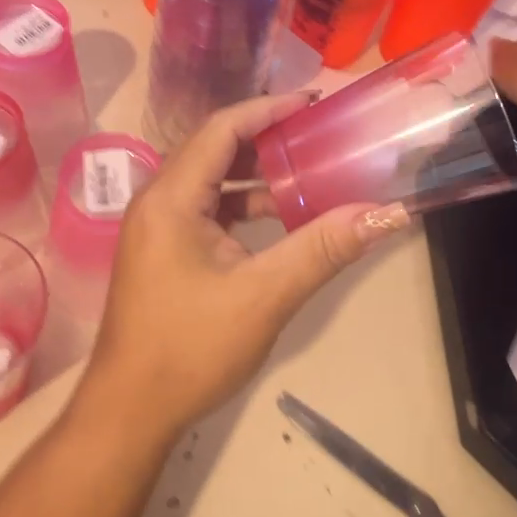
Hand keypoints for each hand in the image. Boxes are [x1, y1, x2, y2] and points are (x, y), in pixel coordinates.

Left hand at [75, 94, 413, 435]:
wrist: (130, 412)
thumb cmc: (191, 349)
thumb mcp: (265, 296)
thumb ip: (323, 248)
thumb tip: (385, 213)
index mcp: (171, 198)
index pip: (221, 129)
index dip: (268, 109)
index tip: (315, 104)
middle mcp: (158, 201)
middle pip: (215, 148)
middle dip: (266, 137)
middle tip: (318, 134)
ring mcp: (157, 228)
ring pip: (211, 180)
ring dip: (256, 173)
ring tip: (307, 172)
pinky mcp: (164, 251)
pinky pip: (207, 209)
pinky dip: (243, 205)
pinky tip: (279, 219)